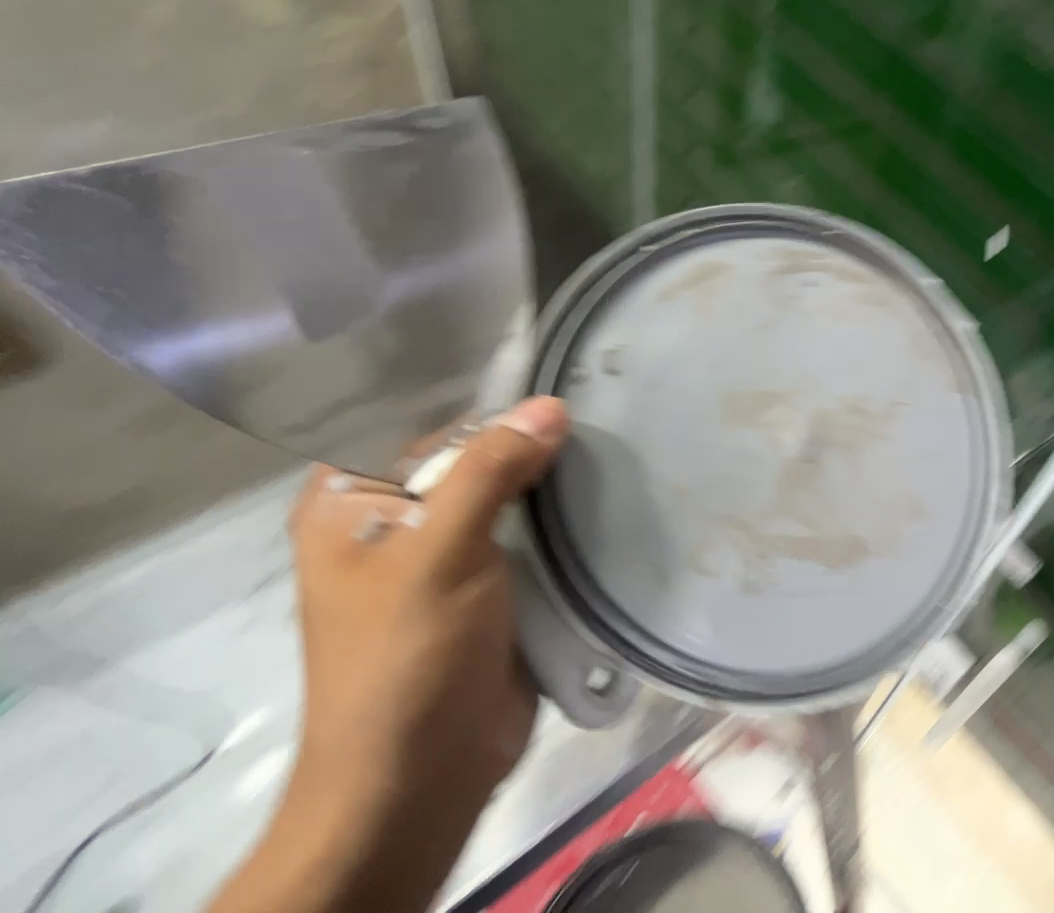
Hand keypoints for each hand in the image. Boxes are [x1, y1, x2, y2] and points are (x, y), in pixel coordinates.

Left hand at [209, 397, 568, 912]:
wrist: (423, 772)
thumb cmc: (406, 656)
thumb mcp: (438, 551)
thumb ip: (490, 472)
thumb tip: (551, 406)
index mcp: (352, 503)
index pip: (417, 422)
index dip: (477, 397)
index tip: (547, 365)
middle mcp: (398, 522)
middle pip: (469, 456)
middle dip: (526, 436)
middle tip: (599, 395)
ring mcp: (450, 556)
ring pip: (507, 496)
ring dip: (553, 478)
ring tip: (617, 435)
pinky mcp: (496, 587)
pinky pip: (532, 535)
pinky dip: (566, 517)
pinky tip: (611, 490)